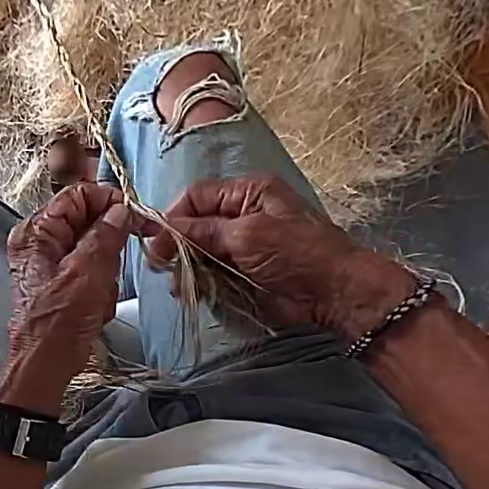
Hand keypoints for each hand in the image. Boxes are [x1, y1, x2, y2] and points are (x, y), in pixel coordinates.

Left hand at [0, 183, 131, 415]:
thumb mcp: (87, 271)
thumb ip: (106, 234)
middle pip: (91, 224)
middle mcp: (40, 243)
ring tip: (97, 298)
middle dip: (109, 251)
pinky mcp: (64, 284)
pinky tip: (94, 308)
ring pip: (97, 251)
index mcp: (37, 232)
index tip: (137, 216)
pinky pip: (94, 274)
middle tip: (110, 273)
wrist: (46, 363)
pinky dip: (101, 290)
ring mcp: (52, 264)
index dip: (111, 202)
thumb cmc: (58, 322)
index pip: (79, 195)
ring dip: (106, 276)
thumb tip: (121, 210)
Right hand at [144, 176, 416, 339]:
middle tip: (160, 266)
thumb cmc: (297, 254)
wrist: (332, 294)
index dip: (173, 216)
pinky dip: (196, 283)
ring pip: (197, 252)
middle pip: (193, 225)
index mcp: (247, 193)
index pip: (197, 196)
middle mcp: (240, 216)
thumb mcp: (247, 234)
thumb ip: (202, 231)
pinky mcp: (239, 275)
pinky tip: (190, 293)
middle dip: (175, 245)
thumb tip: (163, 228)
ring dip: (184, 268)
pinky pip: (208, 275)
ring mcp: (239, 247)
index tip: (155, 240)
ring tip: (179, 285)